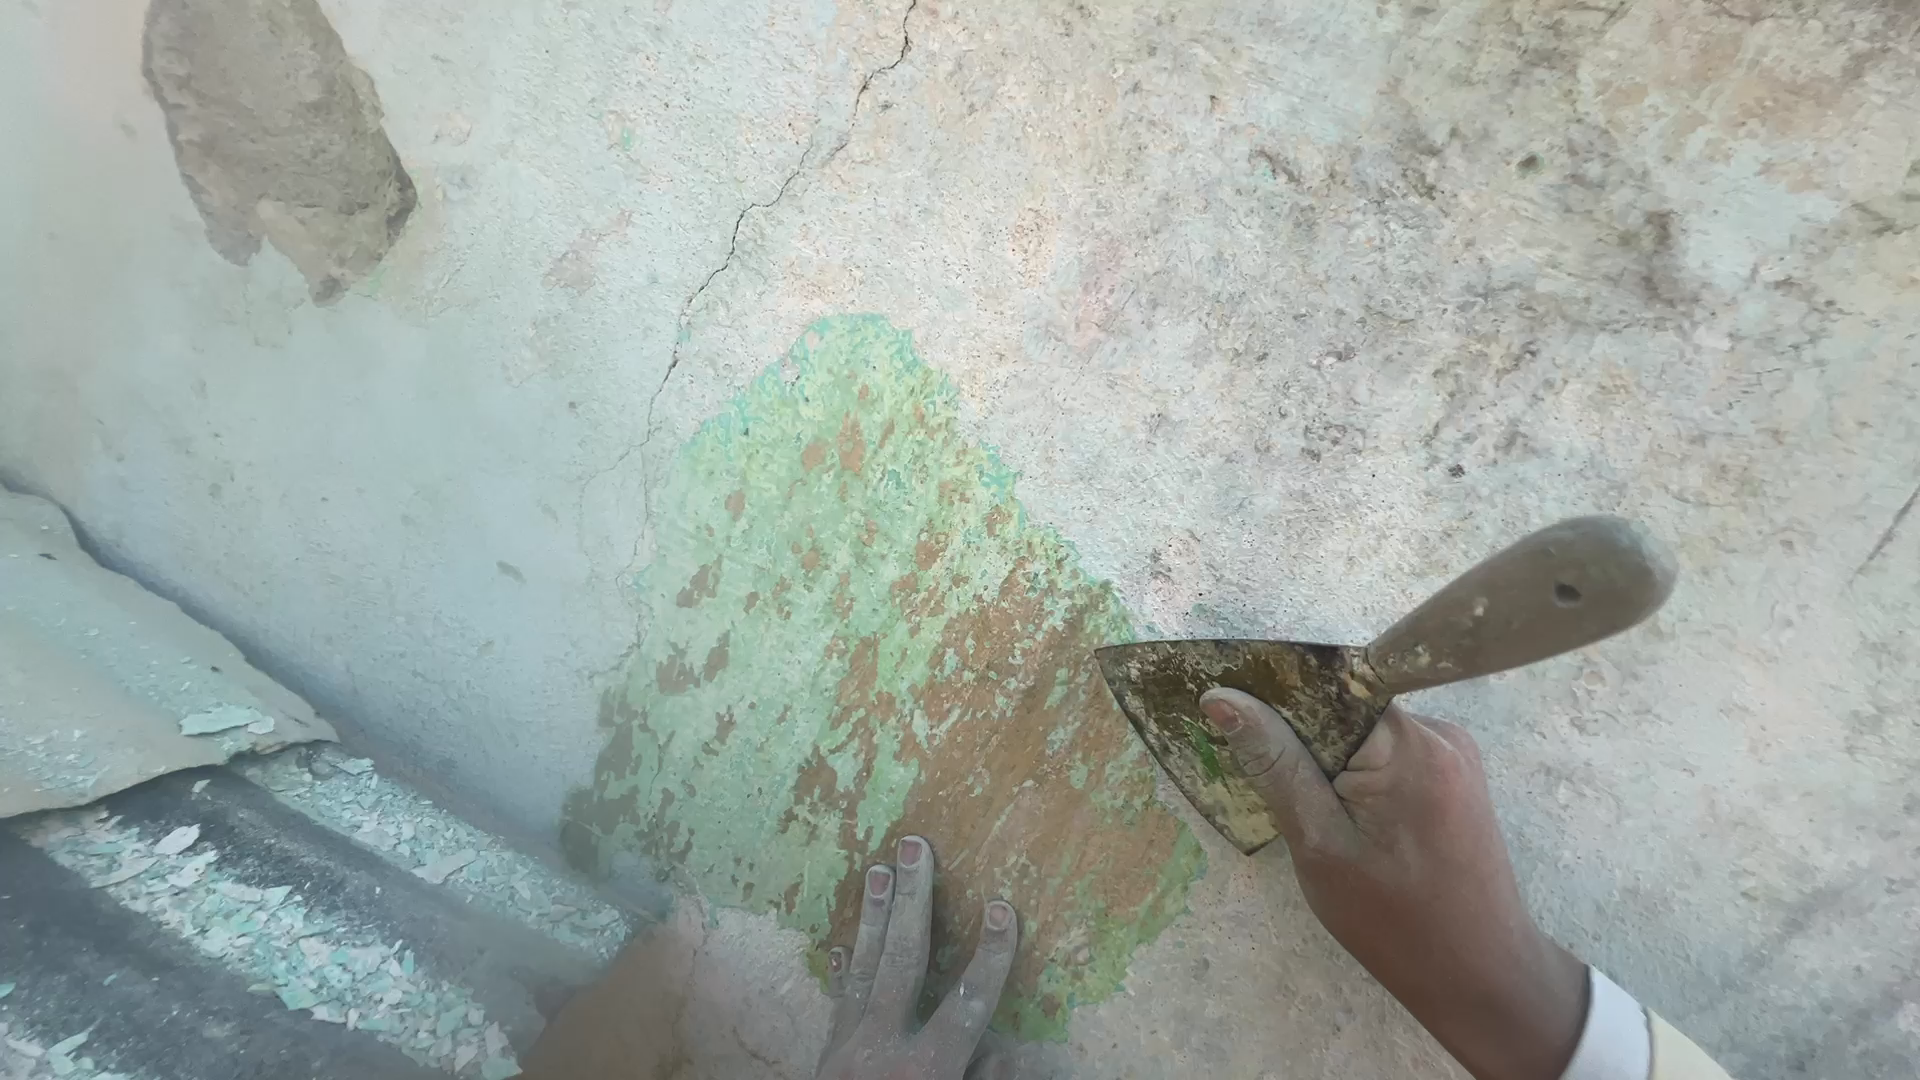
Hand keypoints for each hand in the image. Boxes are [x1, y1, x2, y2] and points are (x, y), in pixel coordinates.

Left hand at [816, 835, 1017, 1079]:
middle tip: (914, 846)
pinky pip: (841, 1003)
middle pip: (904, 960)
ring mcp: (849, 1047)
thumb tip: (1000, 1045)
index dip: (989, 957)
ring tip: (879, 869)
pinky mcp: (828, 1055)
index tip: (1001, 907)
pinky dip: (846, 972)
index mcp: (925, 1070)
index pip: (966, 1004)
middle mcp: (884, 1047)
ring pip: (867, 968)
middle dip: (912, 899)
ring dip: (875, 915)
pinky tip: (844, 944)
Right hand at [1199, 690, 1587, 1079]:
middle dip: (1294, 735)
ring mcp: (1450, 751)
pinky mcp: (1450, 773)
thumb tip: (1221, 697)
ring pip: (1355, 728)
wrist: (1486, 984)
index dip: (1272, 700)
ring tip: (1298, 801)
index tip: (1234, 723)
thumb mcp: (1318, 843)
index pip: (1322, 688)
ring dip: (1319, 756)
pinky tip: (1332, 808)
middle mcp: (1437, 731)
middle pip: (1338, 705)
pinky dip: (1347, 769)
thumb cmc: (1397, 922)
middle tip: (1260, 775)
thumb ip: (1273, 762)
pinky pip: (1379, 748)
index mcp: (1409, 742)